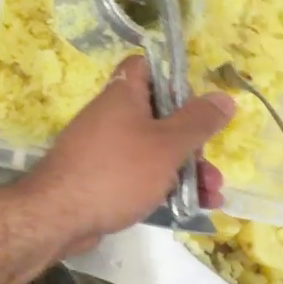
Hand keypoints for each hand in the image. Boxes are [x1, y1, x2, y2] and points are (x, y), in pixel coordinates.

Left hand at [22, 57, 235, 253]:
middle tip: (210, 166)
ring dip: (186, 169)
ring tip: (212, 194)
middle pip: (159, 115)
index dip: (172, 76)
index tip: (198, 100)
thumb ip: (197, 122)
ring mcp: (104, 148)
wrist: (59, 216)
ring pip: (154, 150)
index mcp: (122, 96)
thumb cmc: (117, 172)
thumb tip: (223, 96)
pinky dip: (165, 186)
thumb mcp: (166, 145)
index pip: (145, 67)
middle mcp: (111, 116)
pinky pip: (141, 174)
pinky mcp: (102, 178)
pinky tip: (192, 207)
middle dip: (192, 141)